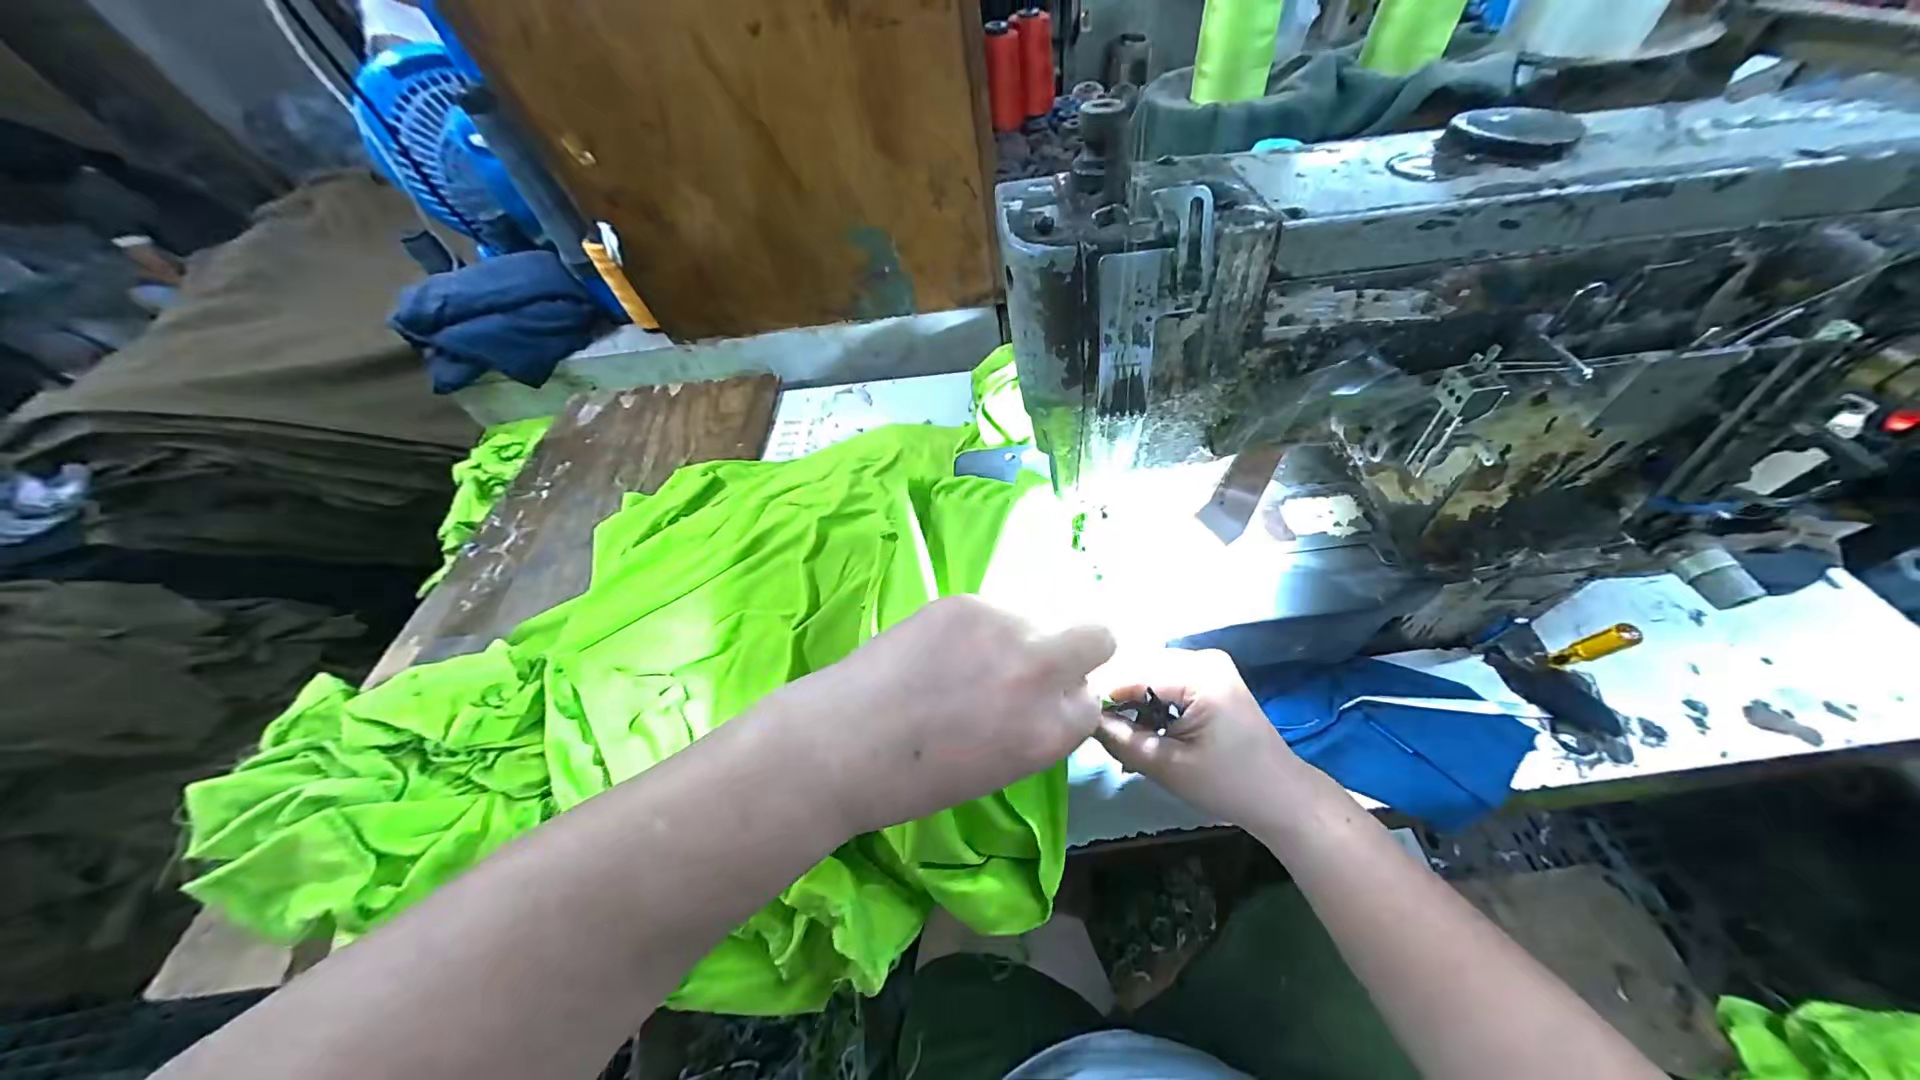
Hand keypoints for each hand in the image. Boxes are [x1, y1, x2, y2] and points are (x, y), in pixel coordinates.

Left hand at [773, 596, 1114, 834]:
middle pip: (1096, 637)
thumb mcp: (998, 768)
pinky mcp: (964, 603)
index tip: (1037, 703)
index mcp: (1051, 731)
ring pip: (1032, 620)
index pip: (1089, 701)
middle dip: (1073, 651)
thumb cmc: (912, 782)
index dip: (1063, 700)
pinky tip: (931, 650)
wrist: (840, 746)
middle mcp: (1040, 673)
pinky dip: (971, 628)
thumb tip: (1043, 693)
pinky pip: (989, 610)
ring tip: (956, 663)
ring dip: (1010, 638)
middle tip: (1023, 665)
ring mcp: (1003, 629)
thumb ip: (1032, 727)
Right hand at [1094, 649, 1300, 825]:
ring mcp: (1207, 665)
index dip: (1100, 692)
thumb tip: (1082, 718)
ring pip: (1146, 672)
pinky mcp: (1207, 677)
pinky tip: (1138, 727)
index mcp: (1198, 674)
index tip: (1075, 715)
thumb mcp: (1167, 766)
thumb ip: (1121, 739)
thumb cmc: (1229, 784)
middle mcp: (1202, 658)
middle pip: (1138, 667)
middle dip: (1113, 695)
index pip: (1131, 671)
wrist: (1282, 797)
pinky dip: (1146, 701)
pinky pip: (1163, 680)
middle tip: (1092, 725)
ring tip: (1113, 731)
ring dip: (1128, 699)